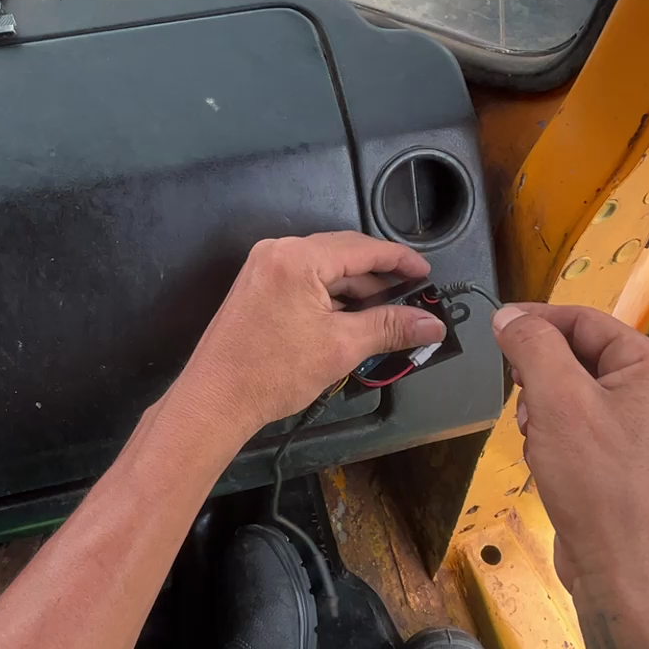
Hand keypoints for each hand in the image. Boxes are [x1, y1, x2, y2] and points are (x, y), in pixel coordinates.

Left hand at [174, 232, 446, 438]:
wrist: (214, 401)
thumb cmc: (274, 373)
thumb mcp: (341, 347)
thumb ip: (390, 327)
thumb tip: (433, 324)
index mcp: (297, 258)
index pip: (361, 248)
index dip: (399, 259)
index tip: (426, 274)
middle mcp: (278, 251)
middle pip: (342, 254)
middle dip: (378, 277)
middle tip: (411, 298)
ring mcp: (264, 267)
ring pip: (324, 269)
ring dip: (355, 290)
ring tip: (385, 315)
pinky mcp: (257, 286)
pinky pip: (304, 280)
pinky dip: (331, 296)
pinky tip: (351, 319)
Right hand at [490, 303, 648, 608]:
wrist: (627, 578)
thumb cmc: (598, 483)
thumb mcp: (557, 401)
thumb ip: (531, 345)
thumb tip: (508, 315)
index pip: (586, 321)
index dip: (536, 320)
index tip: (495, 328)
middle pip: (583, 355)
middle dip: (541, 374)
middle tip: (519, 396)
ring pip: (579, 391)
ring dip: (546, 407)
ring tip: (534, 436)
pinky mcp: (636, 461)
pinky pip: (588, 424)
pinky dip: (559, 433)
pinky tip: (547, 458)